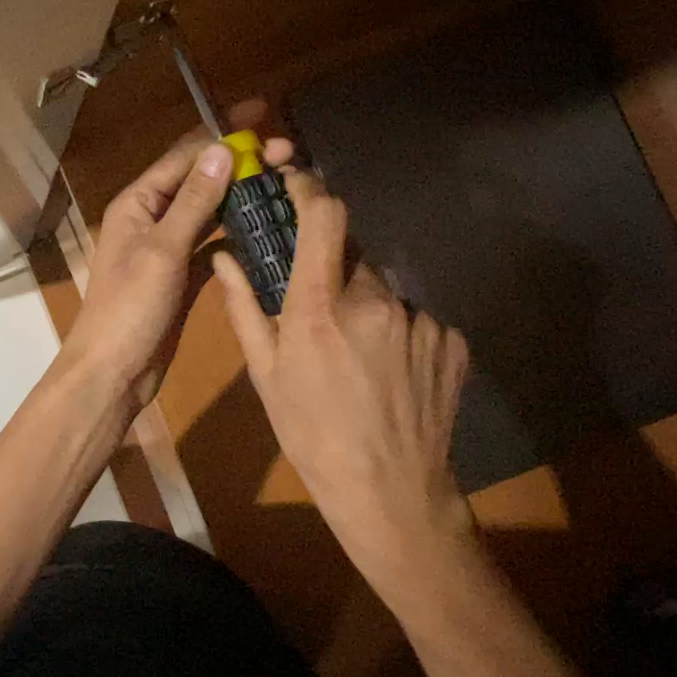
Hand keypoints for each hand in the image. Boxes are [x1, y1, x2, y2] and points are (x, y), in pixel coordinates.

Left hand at [64, 102, 291, 405]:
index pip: (184, 156)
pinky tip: (267, 227)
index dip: (223, 133)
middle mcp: (151, 218)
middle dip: (240, 162)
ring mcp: (166, 248)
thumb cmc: (130, 309)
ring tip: (285, 181)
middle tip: (289, 153)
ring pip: (209, 210)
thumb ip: (193, 201)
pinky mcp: (181, 275)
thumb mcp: (163, 250)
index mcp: (137, 203)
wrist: (114, 371)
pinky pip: (212, 243)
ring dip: (242, 195)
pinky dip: (236, 233)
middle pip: (199, 179)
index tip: (264, 114)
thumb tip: (222, 149)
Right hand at [212, 170, 474, 575]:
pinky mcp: (451, 343)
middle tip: (319, 314)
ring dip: (366, 306)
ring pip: (384, 291)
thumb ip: (246, 307)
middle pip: (353, 257)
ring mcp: (421, 322)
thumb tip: (224, 258)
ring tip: (356, 358)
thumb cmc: (310, 433)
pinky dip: (398, 333)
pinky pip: (416, 319)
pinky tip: (389, 374)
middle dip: (333, 272)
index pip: (325, 217)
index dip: (310, 190)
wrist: (390, 492)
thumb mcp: (266, 374)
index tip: (296, 184)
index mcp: (321, 307)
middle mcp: (376, 301)